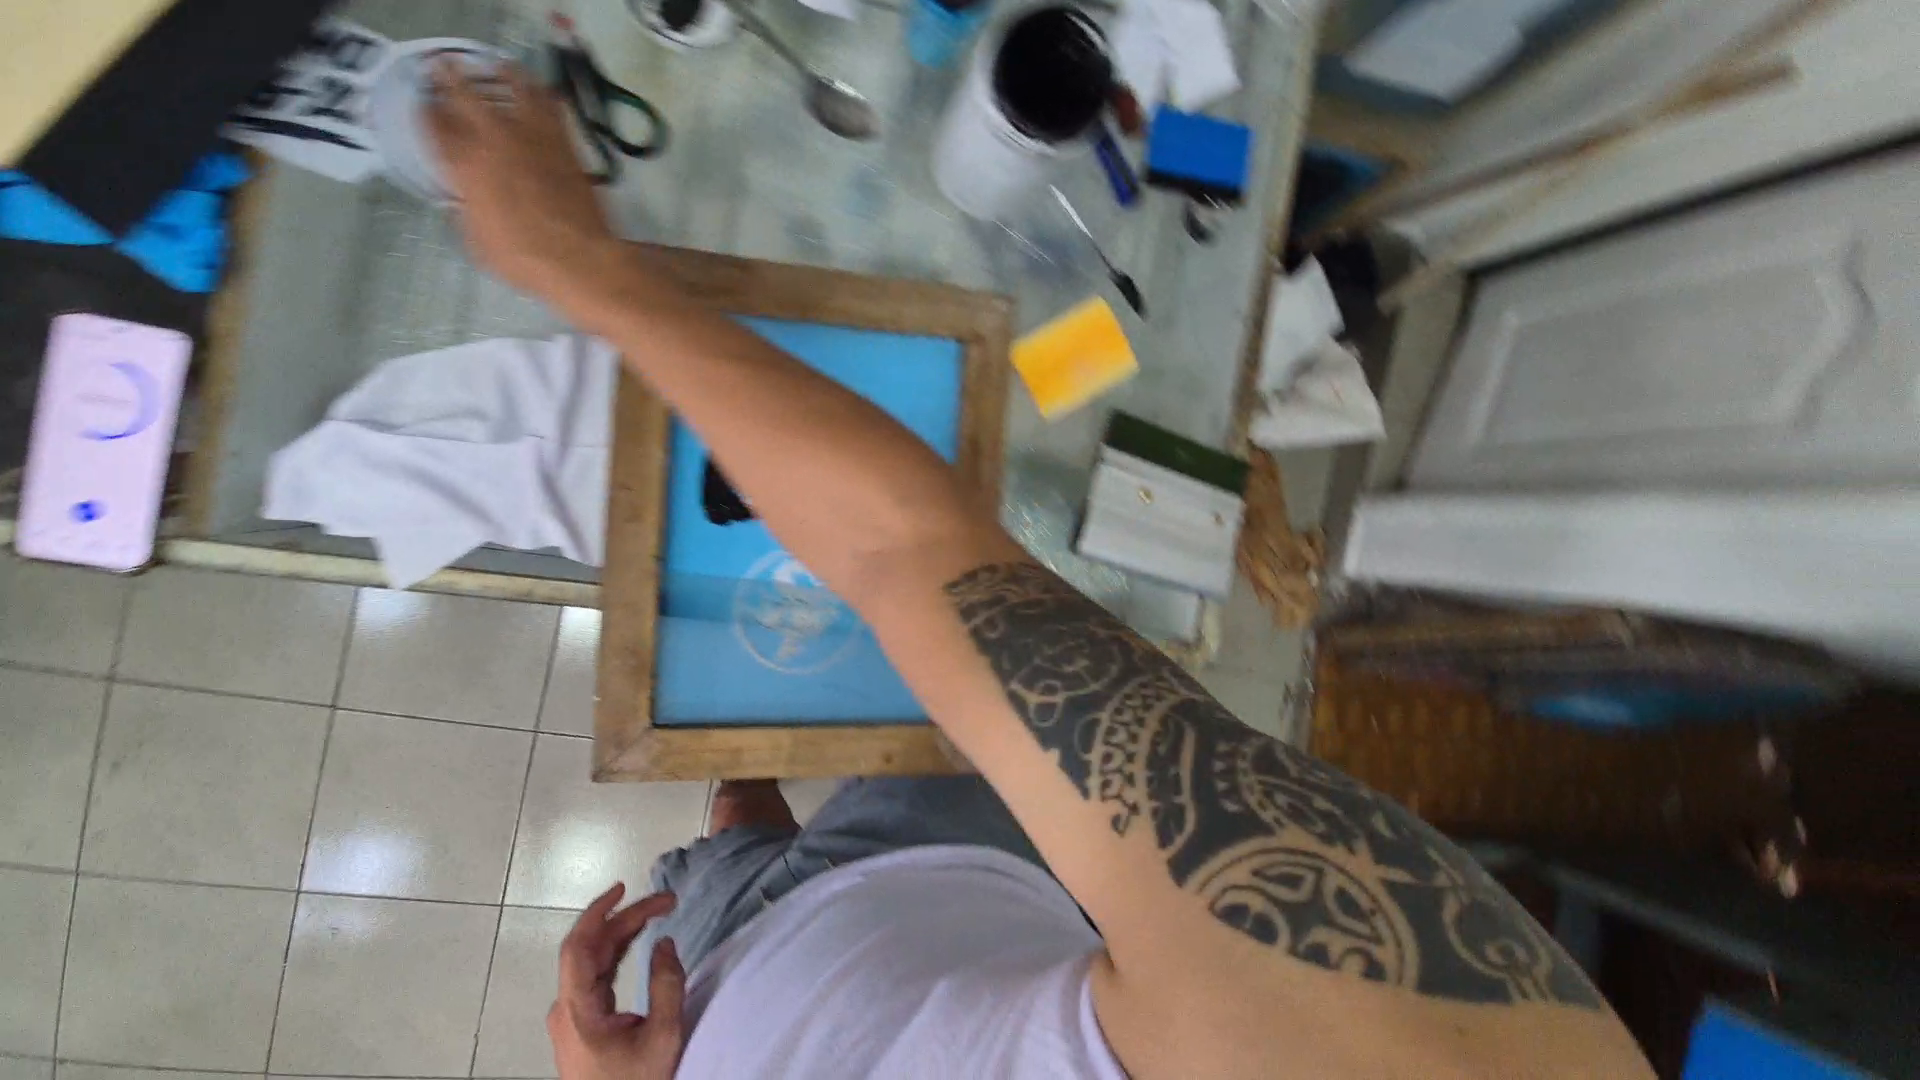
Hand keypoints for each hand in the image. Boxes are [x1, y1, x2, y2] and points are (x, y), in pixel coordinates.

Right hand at [424, 61, 618, 298]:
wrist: (579, 258)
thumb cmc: (523, 259)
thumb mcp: (478, 243)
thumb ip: (466, 213)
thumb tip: (464, 203)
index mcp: (462, 164)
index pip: (434, 125)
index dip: (427, 113)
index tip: (425, 106)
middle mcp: (492, 140)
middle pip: (463, 94)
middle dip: (449, 77)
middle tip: (444, 65)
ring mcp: (531, 137)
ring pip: (511, 89)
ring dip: (500, 75)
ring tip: (498, 66)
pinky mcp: (565, 145)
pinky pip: (552, 108)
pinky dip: (543, 96)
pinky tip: (542, 92)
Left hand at [548, 884, 685, 1079]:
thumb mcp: (662, 1036)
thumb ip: (666, 985)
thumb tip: (665, 942)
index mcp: (578, 1010)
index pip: (578, 947)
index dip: (597, 912)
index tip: (624, 887)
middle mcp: (568, 1009)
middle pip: (591, 948)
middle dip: (627, 918)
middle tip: (668, 902)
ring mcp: (573, 1017)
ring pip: (594, 960)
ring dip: (625, 932)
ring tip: (660, 912)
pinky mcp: (583, 1025)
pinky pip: (597, 976)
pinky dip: (619, 951)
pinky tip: (639, 940)